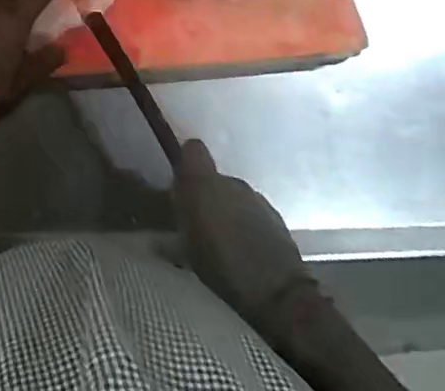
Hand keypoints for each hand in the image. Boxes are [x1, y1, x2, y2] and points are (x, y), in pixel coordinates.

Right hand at [173, 139, 309, 327]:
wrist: (278, 293)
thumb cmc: (222, 266)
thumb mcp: (185, 248)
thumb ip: (176, 226)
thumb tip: (165, 223)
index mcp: (203, 183)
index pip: (192, 149)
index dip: (187, 162)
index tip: (181, 185)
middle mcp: (231, 183)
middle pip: (214, 178)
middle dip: (207, 196)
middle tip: (199, 226)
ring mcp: (257, 199)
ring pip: (234, 197)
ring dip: (227, 212)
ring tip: (223, 243)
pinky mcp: (276, 218)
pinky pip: (252, 214)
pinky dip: (246, 225)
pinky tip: (244, 251)